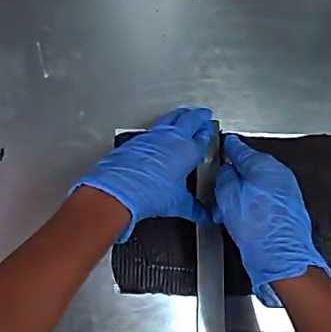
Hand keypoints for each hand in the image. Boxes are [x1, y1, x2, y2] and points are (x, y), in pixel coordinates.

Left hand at [74, 107, 214, 241]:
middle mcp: (172, 138)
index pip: (203, 136)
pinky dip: (159, 128)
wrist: (120, 189)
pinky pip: (151, 129)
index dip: (208, 132)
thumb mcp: (178, 204)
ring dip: (178, 115)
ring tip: (183, 114)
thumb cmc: (151, 193)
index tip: (210, 127)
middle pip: (189, 119)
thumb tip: (205, 217)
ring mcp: (152, 136)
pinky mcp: (136, 140)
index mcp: (188, 150)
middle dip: (198, 116)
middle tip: (203, 113)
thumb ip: (195, 209)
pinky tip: (157, 133)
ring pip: (170, 118)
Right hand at [214, 136, 330, 306]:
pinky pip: (266, 199)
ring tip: (227, 211)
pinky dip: (253, 204)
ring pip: (258, 184)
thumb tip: (226, 171)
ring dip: (242, 193)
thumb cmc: (257, 229)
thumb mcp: (227, 196)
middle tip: (218, 187)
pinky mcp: (289, 208)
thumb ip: (224, 176)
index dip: (228, 147)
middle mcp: (279, 174)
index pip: (241, 148)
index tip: (224, 143)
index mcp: (264, 164)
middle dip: (234, 176)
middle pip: (251, 167)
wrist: (282, 258)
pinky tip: (243, 219)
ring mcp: (287, 191)